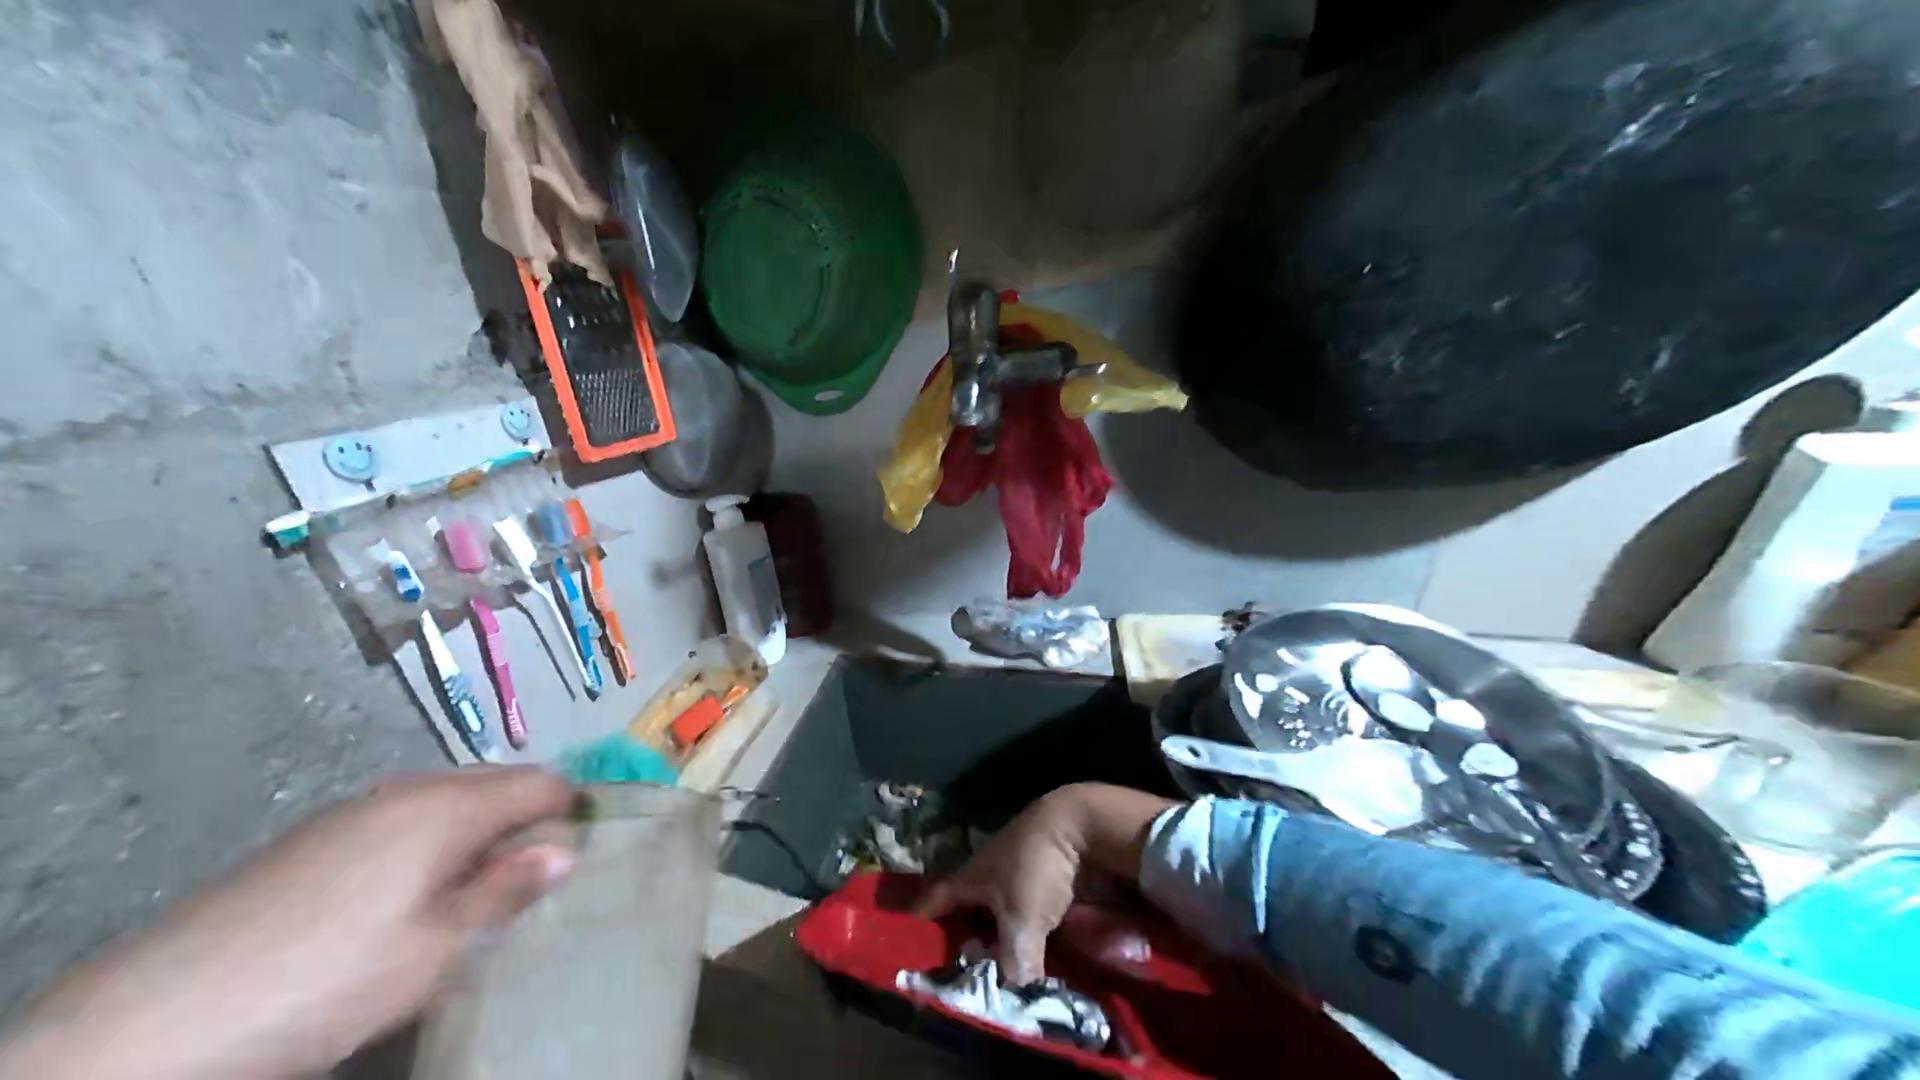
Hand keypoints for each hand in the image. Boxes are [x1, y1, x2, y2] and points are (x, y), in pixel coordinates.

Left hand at [0, 767, 575, 1079]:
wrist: (152, 1019)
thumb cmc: (331, 976)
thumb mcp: (438, 947)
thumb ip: (508, 890)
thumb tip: (567, 850)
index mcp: (450, 805)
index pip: (543, 784)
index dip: (571, 813)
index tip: (575, 857)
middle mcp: (409, 789)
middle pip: (499, 783)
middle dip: (525, 821)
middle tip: (523, 883)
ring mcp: (356, 808)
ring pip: (450, 800)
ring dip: (477, 832)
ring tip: (467, 894)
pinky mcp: (314, 835)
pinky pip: (403, 817)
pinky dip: (429, 841)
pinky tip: (402, 897)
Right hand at [918, 783, 1174, 984]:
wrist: (1079, 826)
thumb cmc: (1036, 864)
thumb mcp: (1021, 916)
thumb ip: (1014, 960)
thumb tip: (1016, 1004)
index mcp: (968, 879)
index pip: (933, 903)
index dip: (917, 924)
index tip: (904, 952)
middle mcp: (985, 881)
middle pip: (963, 919)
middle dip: (959, 946)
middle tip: (954, 984)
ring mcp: (1013, 883)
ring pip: (994, 922)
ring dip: (993, 947)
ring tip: (989, 982)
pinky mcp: (1040, 889)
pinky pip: (1022, 923)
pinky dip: (1020, 942)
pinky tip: (1024, 964)